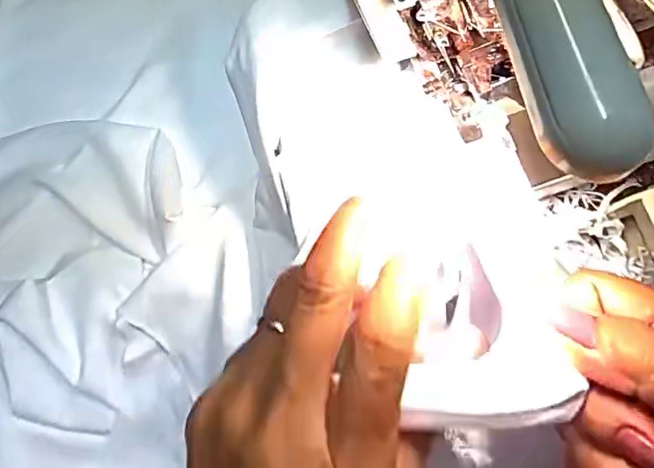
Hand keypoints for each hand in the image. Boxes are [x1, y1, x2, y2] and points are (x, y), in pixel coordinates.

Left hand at [187, 199, 433, 467]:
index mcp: (333, 462)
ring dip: (312, 287)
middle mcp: (268, 427)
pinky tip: (304, 337)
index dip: (393, 302)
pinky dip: (285, 325)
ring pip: (276, 313)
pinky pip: (254, 339)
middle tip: (361, 211)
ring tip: (341, 270)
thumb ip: (415, 416)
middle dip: (335, 248)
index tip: (410, 257)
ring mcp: (225, 408)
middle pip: (302, 308)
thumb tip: (448, 343)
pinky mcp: (204, 402)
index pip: (369, 365)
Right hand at [553, 271, 653, 467]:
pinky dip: (604, 467)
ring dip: (605, 444)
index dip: (573, 327)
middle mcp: (648, 360)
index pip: (587, 294)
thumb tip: (573, 321)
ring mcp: (638, 409)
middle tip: (647, 433)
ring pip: (575, 410)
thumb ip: (652, 356)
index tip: (588, 372)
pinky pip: (586, 450)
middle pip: (573, 357)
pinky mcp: (629, 452)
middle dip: (599, 402)